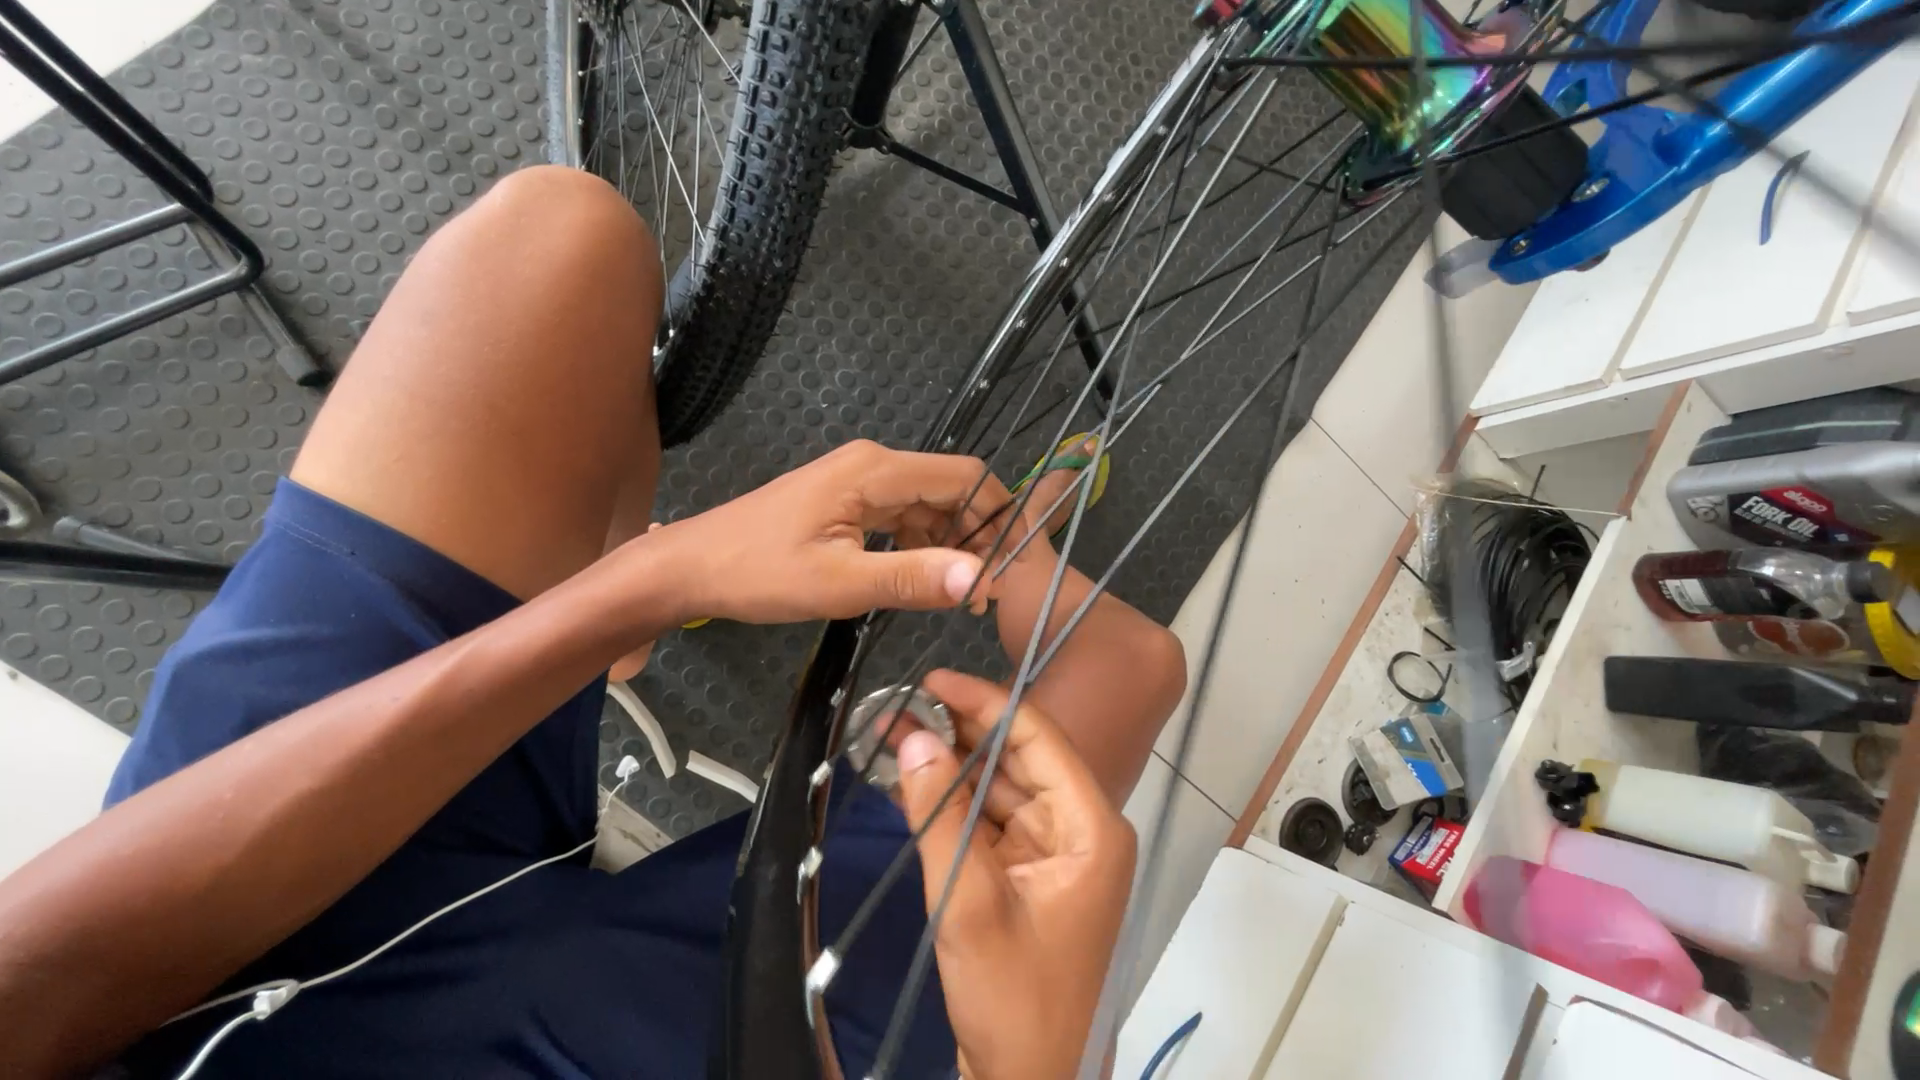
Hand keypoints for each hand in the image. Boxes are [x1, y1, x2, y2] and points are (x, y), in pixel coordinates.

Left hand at [642, 440, 1007, 623]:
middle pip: (951, 489)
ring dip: (951, 544)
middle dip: (977, 536)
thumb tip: (981, 579)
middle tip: (985, 593)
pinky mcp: (846, 500)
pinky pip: (902, 515)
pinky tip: (923, 577)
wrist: (692, 566)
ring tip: (961, 595)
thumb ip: (912, 577)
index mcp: (876, 471)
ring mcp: (858, 481)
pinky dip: (921, 544)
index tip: (1010, 567)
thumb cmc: (760, 573)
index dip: (998, 518)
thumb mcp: (839, 583)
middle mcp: (874, 465)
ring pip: (928, 504)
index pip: (966, 477)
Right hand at [898, 671, 1135, 1079]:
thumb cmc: (1013, 998)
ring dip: (948, 764)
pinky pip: (988, 819)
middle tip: (900, 706)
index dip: (985, 702)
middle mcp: (1077, 824)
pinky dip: (951, 802)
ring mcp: (1052, 848)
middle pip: (1016, 757)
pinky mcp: (1026, 869)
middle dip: (958, 731)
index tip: (933, 679)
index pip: (1038, 738)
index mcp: (1089, 825)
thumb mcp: (968, 903)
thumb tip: (911, 738)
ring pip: (997, 785)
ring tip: (892, 734)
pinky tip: (909, 778)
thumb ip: (938, 816)